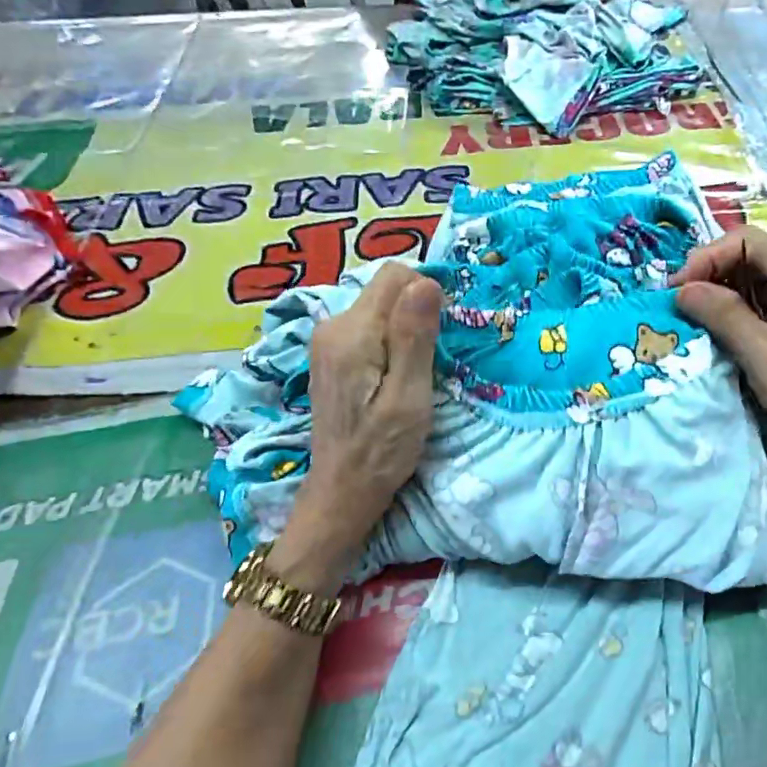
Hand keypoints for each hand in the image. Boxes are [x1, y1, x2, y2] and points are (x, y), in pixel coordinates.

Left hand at [284, 263, 442, 585]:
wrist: (342, 489)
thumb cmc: (381, 451)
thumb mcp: (408, 397)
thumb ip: (414, 338)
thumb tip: (426, 282)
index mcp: (351, 332)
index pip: (396, 276)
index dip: (427, 296)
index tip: (439, 338)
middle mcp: (331, 326)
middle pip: (386, 290)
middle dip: (415, 315)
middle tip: (426, 364)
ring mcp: (327, 340)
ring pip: (380, 309)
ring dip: (404, 332)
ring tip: (411, 376)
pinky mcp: (331, 355)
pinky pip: (369, 328)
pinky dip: (389, 342)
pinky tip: (393, 378)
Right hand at [671, 226, 766, 473]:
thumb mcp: (764, 355)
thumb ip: (723, 315)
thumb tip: (681, 289)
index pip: (749, 243)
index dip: (708, 257)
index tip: (678, 288)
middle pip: (748, 256)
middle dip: (708, 273)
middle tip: (677, 302)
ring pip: (748, 279)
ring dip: (714, 292)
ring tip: (687, 314)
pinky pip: (753, 302)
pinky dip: (727, 309)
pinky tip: (708, 326)